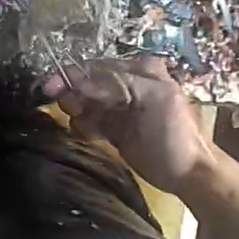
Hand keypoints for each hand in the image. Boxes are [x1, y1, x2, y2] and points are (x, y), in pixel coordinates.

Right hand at [43, 56, 216, 193]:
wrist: (187, 172)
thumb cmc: (175, 132)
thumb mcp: (154, 97)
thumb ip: (117, 85)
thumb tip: (79, 83)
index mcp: (139, 70)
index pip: (97, 66)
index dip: (72, 75)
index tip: (50, 87)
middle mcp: (126, 84)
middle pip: (85, 83)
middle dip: (74, 96)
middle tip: (75, 112)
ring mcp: (118, 107)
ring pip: (83, 103)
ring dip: (80, 114)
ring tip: (92, 129)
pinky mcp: (112, 128)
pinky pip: (87, 121)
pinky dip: (85, 127)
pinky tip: (94, 136)